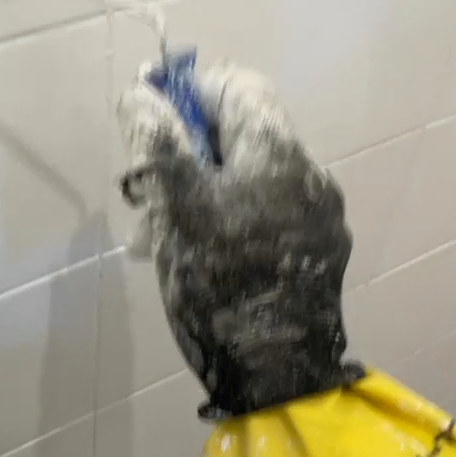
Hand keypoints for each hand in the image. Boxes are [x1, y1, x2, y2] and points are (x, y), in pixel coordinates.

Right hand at [118, 62, 363, 418]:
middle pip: (236, 138)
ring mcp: (315, 215)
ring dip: (193, 199)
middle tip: (139, 202)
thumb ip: (159, 146)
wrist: (277, 372)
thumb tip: (140, 94)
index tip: (148, 122)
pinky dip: (223, 225)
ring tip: (152, 244)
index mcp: (276, 151)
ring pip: (243, 183)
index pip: (236, 85)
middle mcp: (306, 172)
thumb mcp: (177, 211)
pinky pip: (261, 218)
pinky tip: (195, 260)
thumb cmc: (220, 285)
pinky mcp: (315, 251)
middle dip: (180, 159)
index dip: (188, 92)